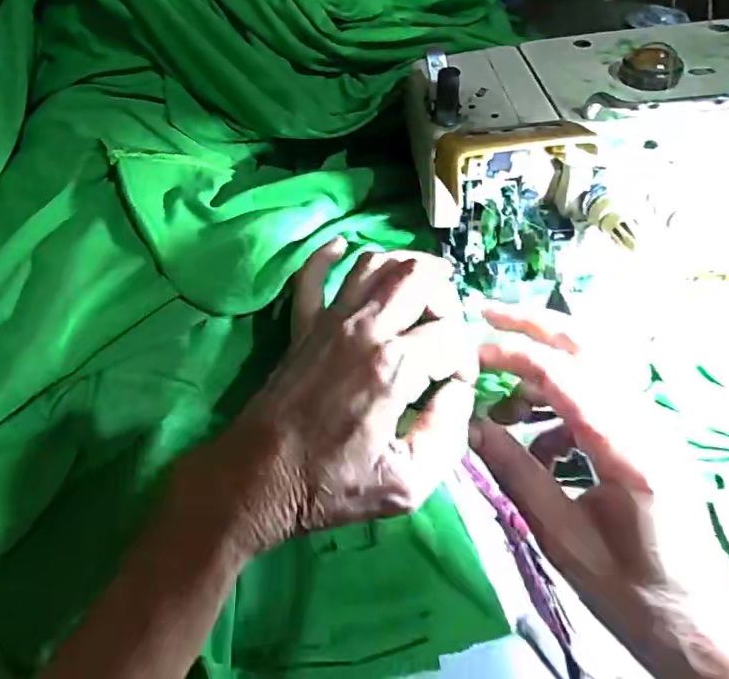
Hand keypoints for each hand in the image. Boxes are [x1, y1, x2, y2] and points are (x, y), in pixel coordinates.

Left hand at [180, 241, 482, 555]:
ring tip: (421, 286)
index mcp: (392, 366)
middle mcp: (361, 328)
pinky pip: (311, 274)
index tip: (458, 385)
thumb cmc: (332, 483)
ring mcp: (327, 319)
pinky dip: (327, 253)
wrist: (261, 472)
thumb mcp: (408, 481)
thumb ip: (447, 434)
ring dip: (403, 265)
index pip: (450, 335)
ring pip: (371, 263)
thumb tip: (458, 393)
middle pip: (417, 278)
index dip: (467, 357)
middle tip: (448, 326)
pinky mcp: (301, 323)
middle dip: (445, 295)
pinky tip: (342, 245)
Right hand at [469, 305, 728, 678]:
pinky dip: (557, 396)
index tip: (468, 353)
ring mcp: (652, 427)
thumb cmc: (632, 595)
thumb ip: (515, 472)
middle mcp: (647, 425)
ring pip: (592, 361)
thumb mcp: (562, 539)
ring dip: (540, 363)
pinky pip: (596, 392)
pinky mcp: (647, 437)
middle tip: (483, 312)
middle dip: (531, 323)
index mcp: (629, 452)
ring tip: (500, 401)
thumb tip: (469, 422)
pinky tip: (535, 439)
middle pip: (587, 344)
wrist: (704, 636)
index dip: (511, 354)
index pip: (563, 374)